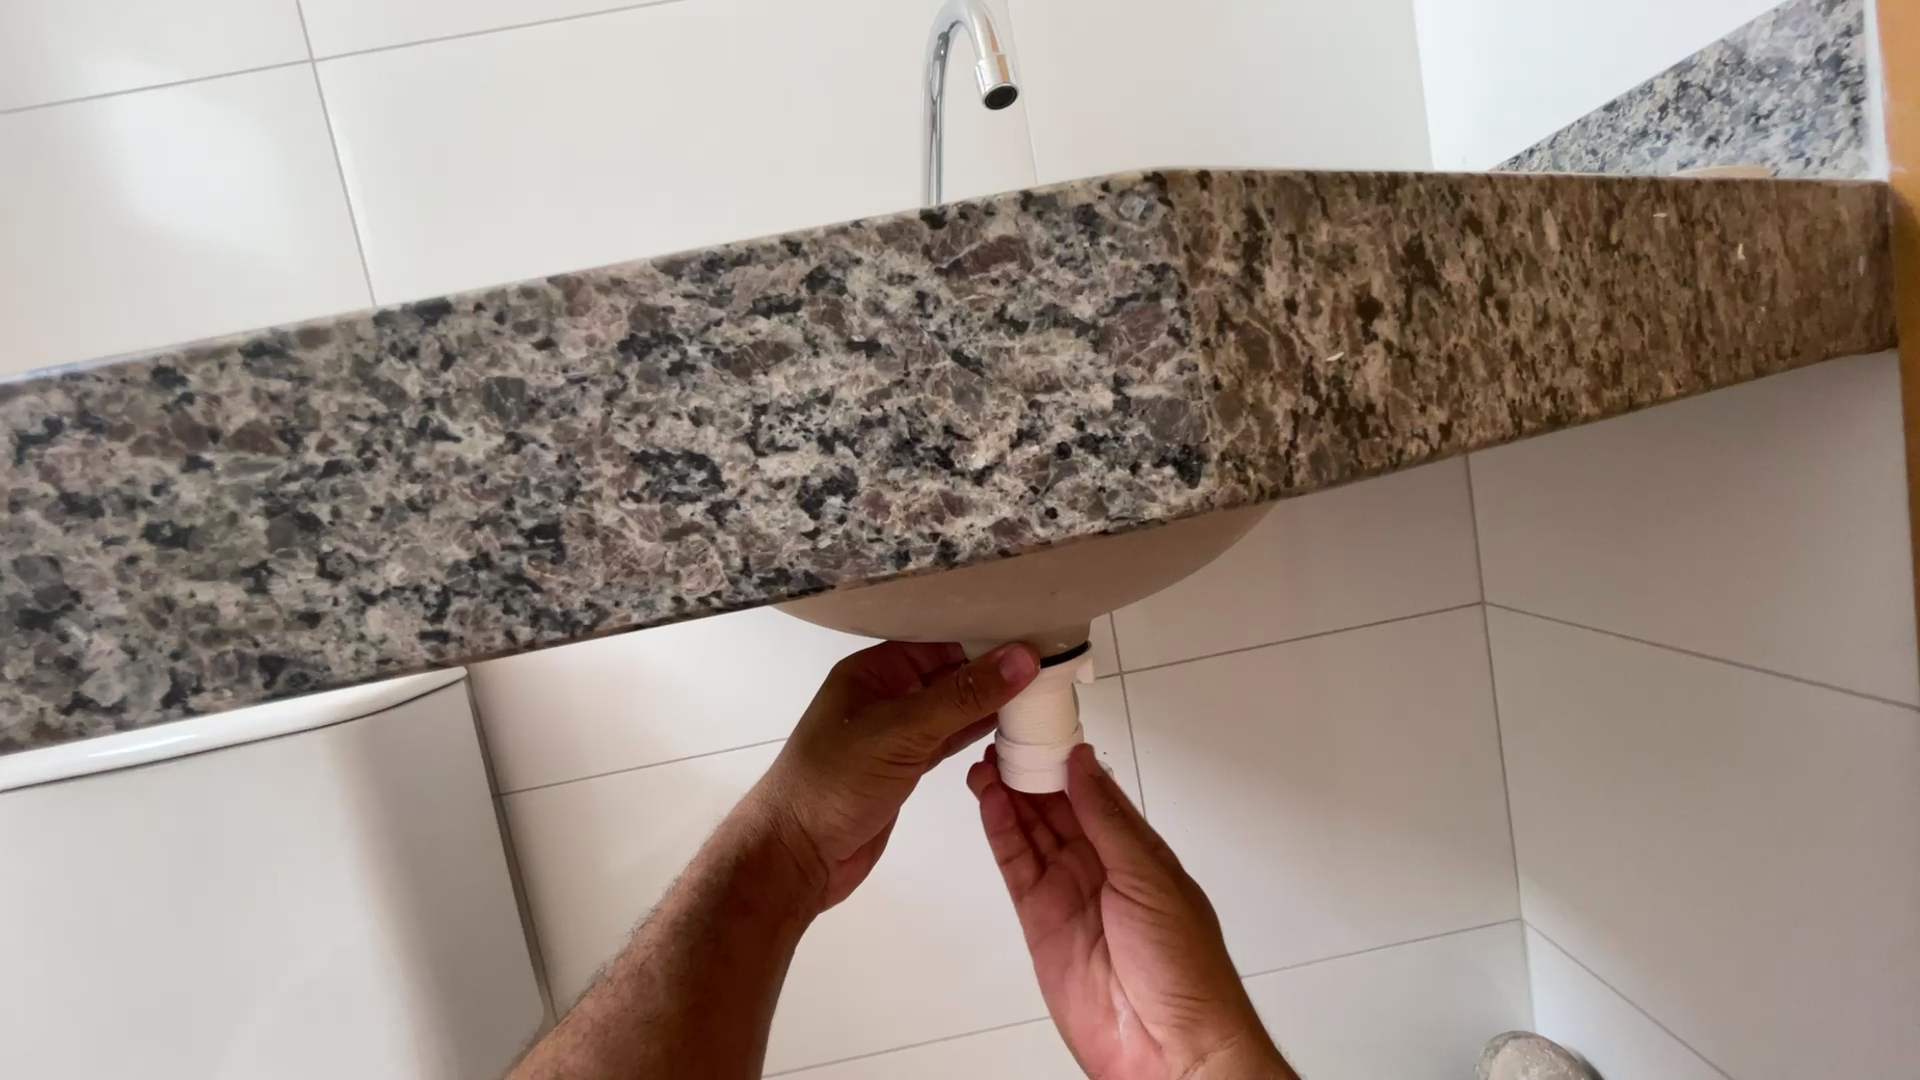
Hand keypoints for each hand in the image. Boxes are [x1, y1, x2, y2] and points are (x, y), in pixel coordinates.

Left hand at [747, 640, 1039, 909]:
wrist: (795, 857)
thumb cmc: (836, 781)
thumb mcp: (901, 731)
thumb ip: (962, 696)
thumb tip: (1023, 656)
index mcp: (873, 669)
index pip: (936, 639)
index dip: (980, 634)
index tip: (1031, 629)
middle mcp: (885, 693)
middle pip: (947, 671)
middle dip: (991, 667)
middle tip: (1049, 658)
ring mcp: (895, 731)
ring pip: (951, 707)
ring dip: (988, 702)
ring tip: (1042, 688)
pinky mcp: (906, 766)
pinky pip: (947, 738)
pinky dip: (976, 732)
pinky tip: (1010, 724)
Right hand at [969, 744, 1296, 1079]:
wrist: (1168, 1052)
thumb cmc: (1184, 967)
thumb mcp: (1148, 875)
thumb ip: (1106, 818)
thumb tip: (1082, 762)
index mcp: (1133, 848)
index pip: (1090, 789)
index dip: (1064, 758)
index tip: (1041, 727)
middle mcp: (1097, 864)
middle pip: (1054, 805)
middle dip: (1029, 771)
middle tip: (1004, 739)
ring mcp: (1066, 889)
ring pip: (1029, 829)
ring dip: (1007, 794)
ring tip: (987, 762)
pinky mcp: (1040, 918)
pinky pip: (1015, 864)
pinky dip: (999, 830)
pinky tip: (988, 801)